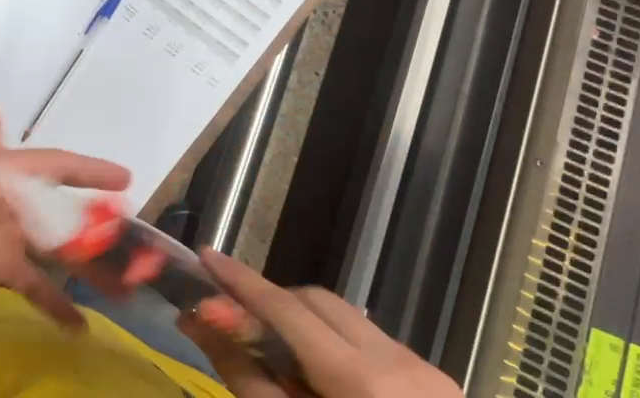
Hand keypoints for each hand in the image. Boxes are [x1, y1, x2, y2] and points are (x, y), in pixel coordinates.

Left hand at [0, 93, 130, 327]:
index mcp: (0, 176)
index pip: (52, 167)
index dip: (88, 171)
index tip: (127, 179)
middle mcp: (5, 202)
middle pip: (60, 212)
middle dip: (97, 227)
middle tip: (140, 247)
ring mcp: (3, 237)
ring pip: (54, 249)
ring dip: (86, 267)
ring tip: (126, 288)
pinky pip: (35, 284)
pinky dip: (56, 302)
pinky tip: (82, 325)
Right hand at [180, 249, 463, 397]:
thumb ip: (242, 373)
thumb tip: (197, 320)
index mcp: (360, 380)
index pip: (286, 308)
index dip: (241, 280)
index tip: (205, 255)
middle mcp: (399, 362)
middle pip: (318, 301)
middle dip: (274, 302)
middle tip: (236, 316)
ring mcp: (429, 373)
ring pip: (347, 319)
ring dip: (306, 324)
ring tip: (281, 358)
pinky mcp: (442, 384)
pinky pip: (374, 344)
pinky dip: (338, 347)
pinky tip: (325, 382)